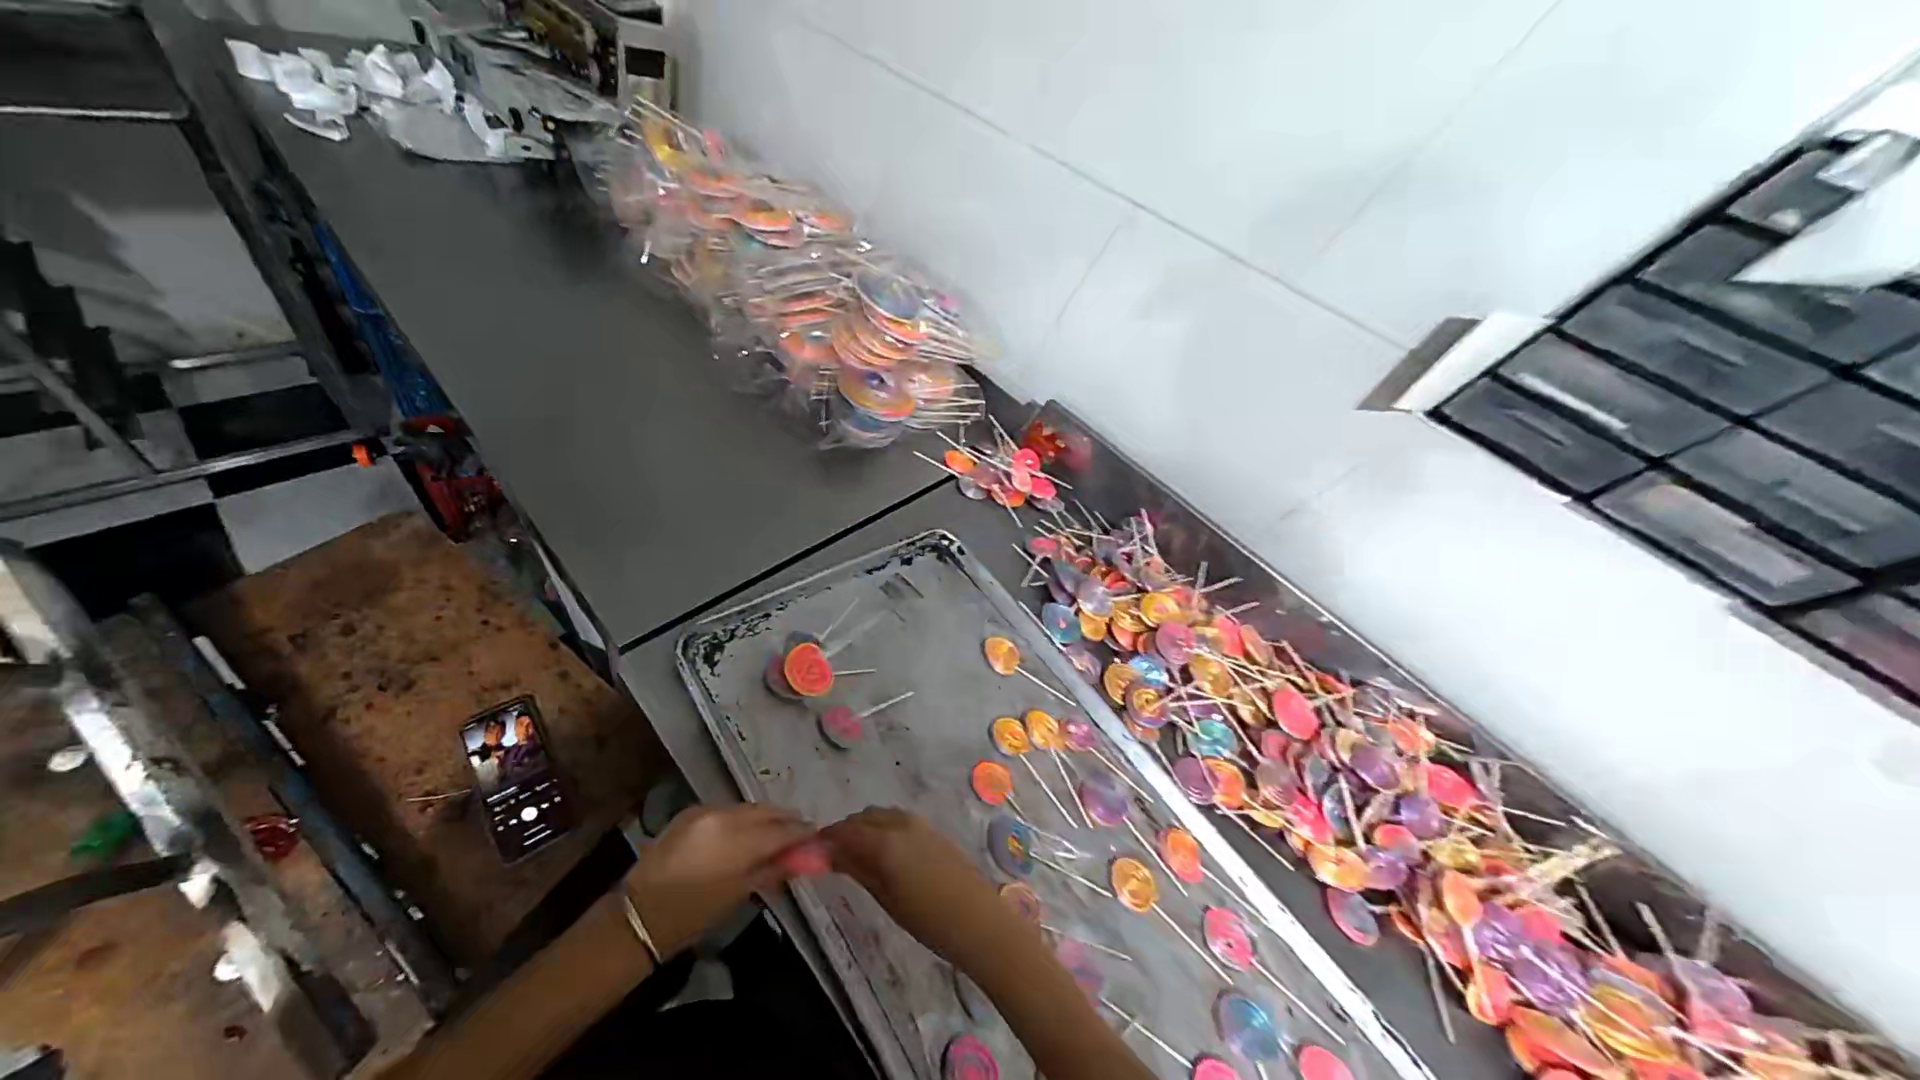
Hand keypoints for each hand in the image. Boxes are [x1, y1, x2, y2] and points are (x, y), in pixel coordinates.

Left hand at [624, 804, 819, 956]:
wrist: (637, 916)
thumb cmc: (691, 916)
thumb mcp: (738, 895)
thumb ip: (773, 870)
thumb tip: (803, 857)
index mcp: (738, 840)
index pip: (783, 830)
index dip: (803, 834)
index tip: (815, 840)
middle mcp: (725, 816)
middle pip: (768, 812)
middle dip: (786, 821)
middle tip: (799, 836)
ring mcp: (706, 810)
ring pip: (749, 808)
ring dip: (765, 818)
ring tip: (774, 834)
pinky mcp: (691, 811)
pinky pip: (728, 810)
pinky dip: (742, 819)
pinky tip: (745, 833)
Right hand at [821, 807, 1033, 972]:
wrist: (978, 919)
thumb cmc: (928, 919)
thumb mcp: (884, 896)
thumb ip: (856, 868)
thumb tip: (827, 853)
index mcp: (884, 840)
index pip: (842, 832)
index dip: (823, 841)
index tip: (809, 854)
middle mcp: (898, 822)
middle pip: (860, 819)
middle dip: (842, 833)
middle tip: (831, 859)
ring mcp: (918, 822)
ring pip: (878, 816)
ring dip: (862, 828)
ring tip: (855, 857)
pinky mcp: (931, 828)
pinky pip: (896, 819)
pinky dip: (881, 829)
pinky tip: (882, 853)